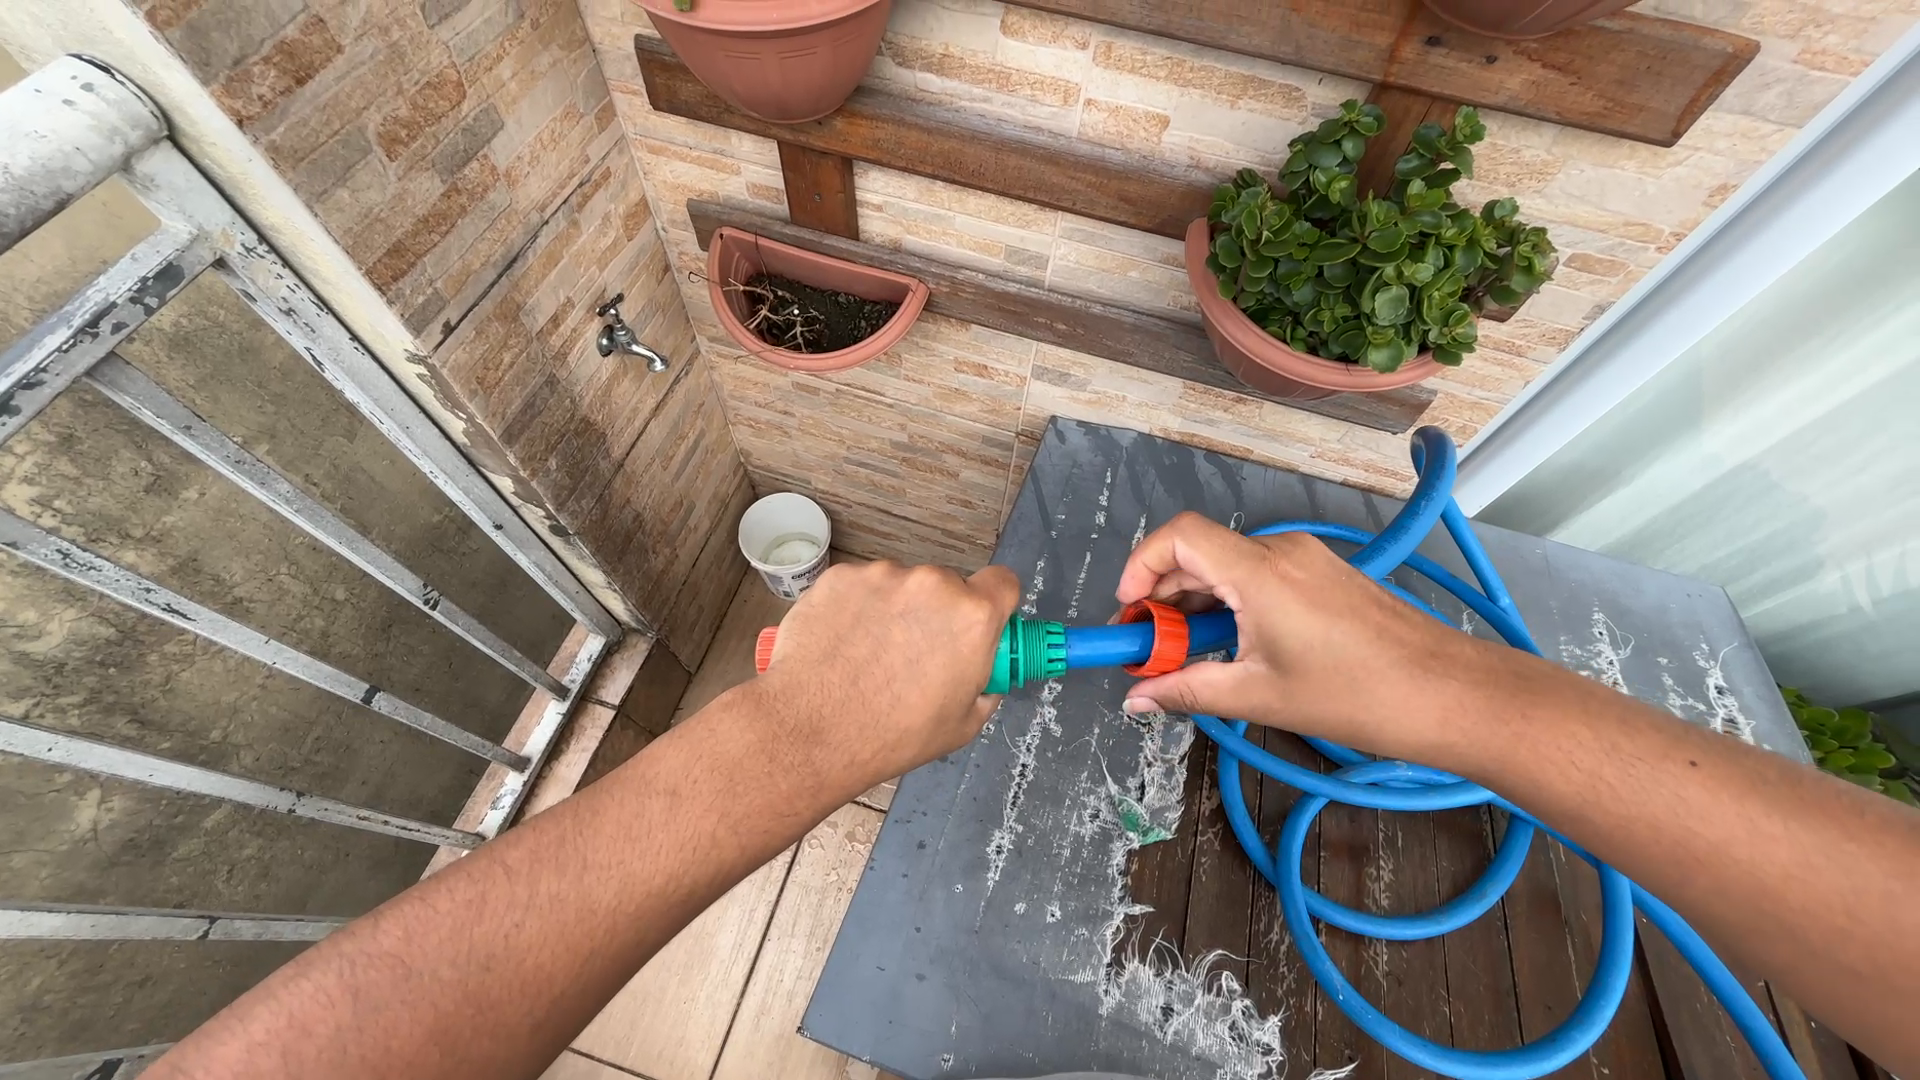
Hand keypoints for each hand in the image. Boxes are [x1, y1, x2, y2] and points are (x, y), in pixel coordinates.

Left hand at [752, 560, 1020, 792]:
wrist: (811, 730)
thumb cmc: (894, 735)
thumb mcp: (963, 724)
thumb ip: (984, 686)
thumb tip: (981, 673)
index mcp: (974, 616)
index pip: (1002, 582)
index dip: (993, 602)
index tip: (978, 624)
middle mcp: (933, 583)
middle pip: (947, 586)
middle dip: (936, 613)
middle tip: (913, 653)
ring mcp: (883, 574)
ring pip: (900, 585)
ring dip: (893, 609)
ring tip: (867, 654)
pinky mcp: (840, 576)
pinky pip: (860, 587)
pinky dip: (855, 608)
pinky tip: (840, 644)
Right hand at [1115, 512, 1501, 763]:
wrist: (1455, 694)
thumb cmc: (1354, 695)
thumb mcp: (1259, 695)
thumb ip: (1185, 690)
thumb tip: (1133, 701)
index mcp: (1258, 569)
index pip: (1178, 536)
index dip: (1140, 566)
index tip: (1129, 615)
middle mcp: (1278, 550)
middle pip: (1197, 552)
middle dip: (1161, 596)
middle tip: (1150, 648)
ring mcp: (1304, 559)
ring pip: (1225, 565)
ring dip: (1194, 604)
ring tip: (1186, 655)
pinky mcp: (1322, 574)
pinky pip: (1256, 575)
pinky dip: (1228, 603)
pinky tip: (1230, 645)